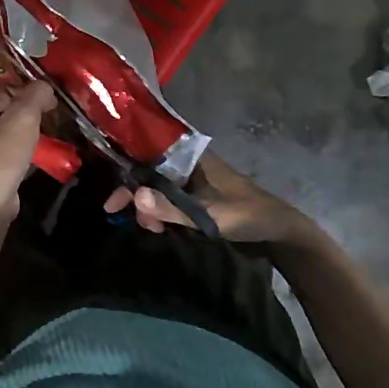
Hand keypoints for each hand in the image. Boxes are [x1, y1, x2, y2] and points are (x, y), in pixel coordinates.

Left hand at [0, 81, 55, 219]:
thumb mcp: (22, 120)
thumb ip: (35, 96)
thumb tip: (45, 85)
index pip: (2, 89)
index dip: (28, 93)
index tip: (51, 102)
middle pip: (4, 109)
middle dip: (29, 113)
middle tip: (52, 118)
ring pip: (6, 131)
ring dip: (27, 133)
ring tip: (48, 135)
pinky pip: (6, 150)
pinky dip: (21, 150)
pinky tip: (37, 156)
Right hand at [104, 153, 313, 243]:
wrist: (276, 227)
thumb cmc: (244, 215)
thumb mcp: (207, 215)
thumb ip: (171, 207)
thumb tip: (135, 196)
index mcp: (192, 158)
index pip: (148, 158)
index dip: (127, 178)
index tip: (112, 205)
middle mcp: (190, 162)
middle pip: (150, 174)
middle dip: (139, 198)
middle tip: (144, 225)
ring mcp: (195, 178)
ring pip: (159, 187)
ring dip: (151, 208)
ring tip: (157, 229)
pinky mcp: (199, 192)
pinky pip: (171, 196)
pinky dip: (163, 210)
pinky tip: (164, 226)